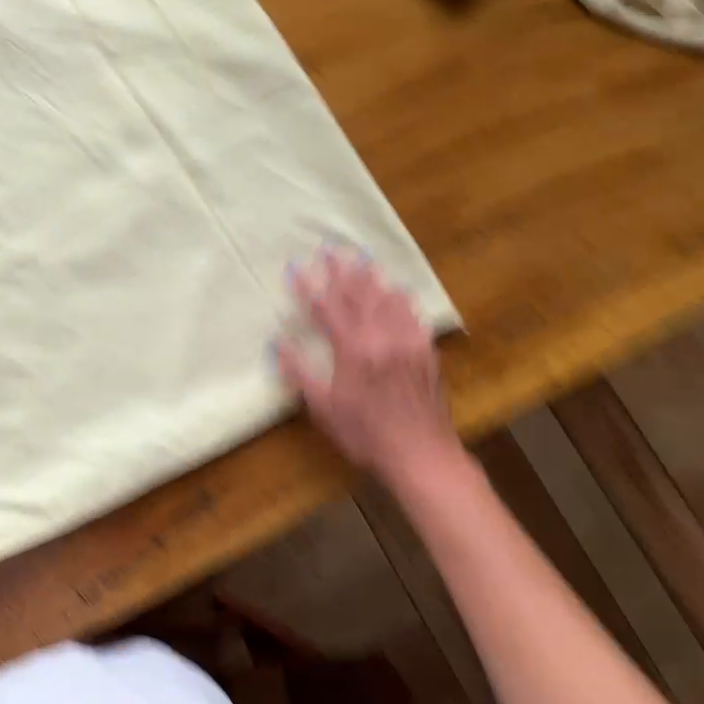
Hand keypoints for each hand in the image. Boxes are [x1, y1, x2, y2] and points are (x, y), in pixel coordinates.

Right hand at [276, 251, 460, 482]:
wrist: (422, 454)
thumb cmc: (365, 434)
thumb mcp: (323, 407)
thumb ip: (300, 372)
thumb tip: (277, 343)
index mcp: (353, 349)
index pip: (327, 308)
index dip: (309, 286)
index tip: (295, 267)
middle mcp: (382, 338)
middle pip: (359, 296)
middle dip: (342, 271)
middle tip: (331, 249)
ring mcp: (408, 343)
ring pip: (388, 300)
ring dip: (372, 279)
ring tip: (363, 259)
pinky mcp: (426, 353)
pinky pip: (413, 316)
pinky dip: (402, 300)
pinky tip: (399, 291)